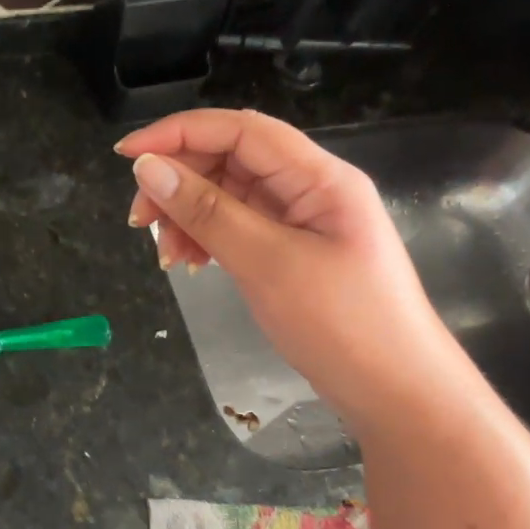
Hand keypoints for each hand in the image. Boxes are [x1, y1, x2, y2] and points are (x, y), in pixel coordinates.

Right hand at [116, 109, 447, 414]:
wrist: (402, 399)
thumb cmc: (344, 326)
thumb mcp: (267, 264)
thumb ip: (206, 211)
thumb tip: (147, 168)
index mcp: (318, 176)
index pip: (238, 129)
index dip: (178, 133)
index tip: (127, 156)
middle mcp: (309, 186)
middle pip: (229, 158)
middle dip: (178, 181)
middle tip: (139, 219)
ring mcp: (301, 218)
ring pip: (227, 193)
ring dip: (187, 214)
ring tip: (167, 255)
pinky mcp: (291, 248)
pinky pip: (236, 224)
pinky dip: (206, 237)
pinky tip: (191, 263)